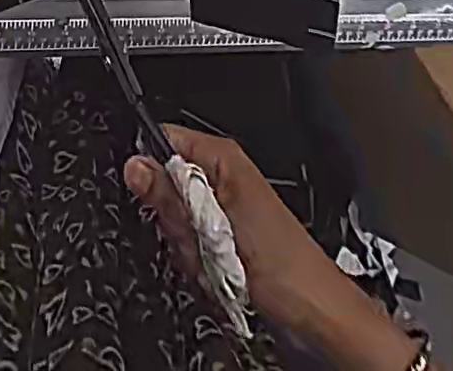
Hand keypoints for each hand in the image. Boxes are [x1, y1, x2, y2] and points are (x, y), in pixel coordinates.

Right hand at [125, 126, 426, 370]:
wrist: (318, 314)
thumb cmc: (285, 268)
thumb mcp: (215, 228)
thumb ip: (171, 195)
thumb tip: (134, 164)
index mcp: (220, 156)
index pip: (160, 139)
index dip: (149, 168)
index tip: (156, 198)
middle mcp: (220, 174)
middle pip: (162, 184)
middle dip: (173, 220)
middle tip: (198, 238)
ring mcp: (221, 205)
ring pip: (173, 218)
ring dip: (186, 246)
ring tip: (214, 259)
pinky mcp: (222, 232)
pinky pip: (187, 239)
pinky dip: (196, 260)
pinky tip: (217, 270)